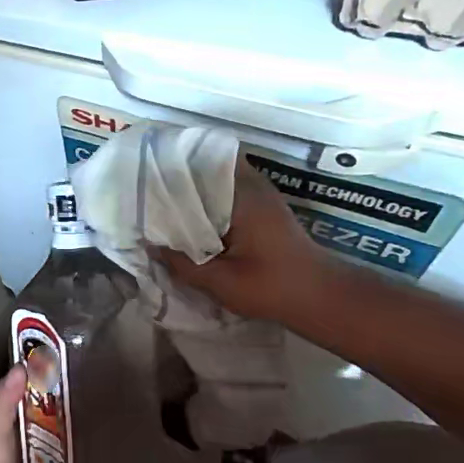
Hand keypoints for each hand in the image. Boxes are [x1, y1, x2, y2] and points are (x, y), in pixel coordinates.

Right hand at [149, 159, 323, 319]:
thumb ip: (182, 262)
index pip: (197, 166)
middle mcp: (251, 185)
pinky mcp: (261, 206)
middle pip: (205, 165)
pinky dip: (204, 197)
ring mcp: (259, 193)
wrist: (322, 297)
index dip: (168, 167)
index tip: (141, 173)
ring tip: (158, 197)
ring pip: (214, 177)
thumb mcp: (221, 282)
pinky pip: (224, 190)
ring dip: (189, 185)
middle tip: (144, 186)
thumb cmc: (272, 288)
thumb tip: (150, 244)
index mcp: (241, 197)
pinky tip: (185, 214)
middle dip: (175, 173)